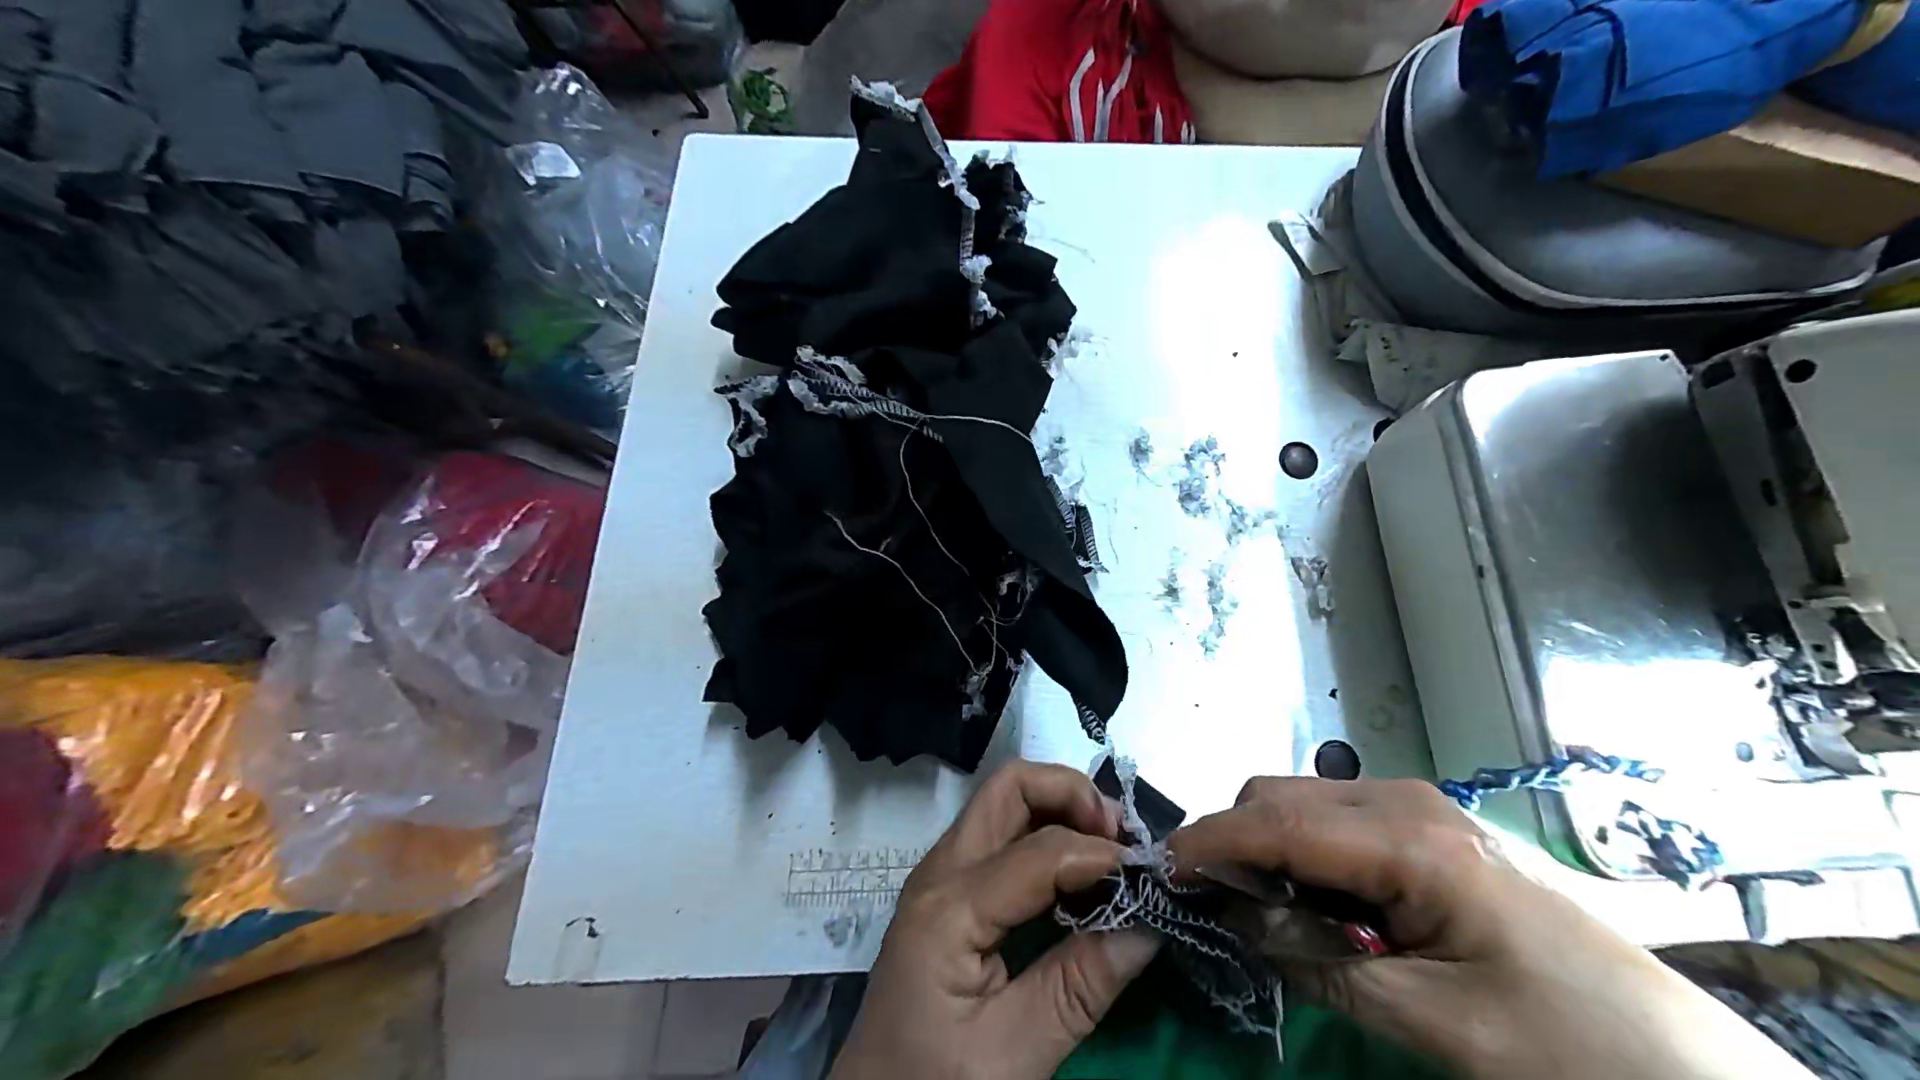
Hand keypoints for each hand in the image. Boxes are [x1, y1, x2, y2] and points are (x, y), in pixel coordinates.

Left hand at [830, 761, 1162, 1079]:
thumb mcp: (1012, 1051)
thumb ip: (1080, 986)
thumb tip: (1149, 923)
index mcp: (949, 906)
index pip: (1037, 850)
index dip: (1097, 854)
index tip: (1145, 878)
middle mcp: (941, 869)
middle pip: (1009, 788)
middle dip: (1071, 794)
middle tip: (1120, 837)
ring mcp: (943, 872)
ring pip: (1005, 800)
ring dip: (1061, 806)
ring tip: (1109, 846)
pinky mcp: (952, 886)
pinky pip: (1002, 831)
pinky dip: (1047, 829)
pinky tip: (1079, 867)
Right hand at [1171, 777, 1811, 1079]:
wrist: (1694, 1072)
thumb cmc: (1570, 1051)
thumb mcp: (1434, 1023)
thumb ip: (1318, 962)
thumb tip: (1230, 919)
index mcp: (1411, 839)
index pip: (1276, 822)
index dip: (1209, 843)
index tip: (1161, 871)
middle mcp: (1406, 800)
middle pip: (1279, 797)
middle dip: (1232, 841)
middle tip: (1216, 907)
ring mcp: (1419, 809)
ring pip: (1301, 803)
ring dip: (1265, 848)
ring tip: (1266, 913)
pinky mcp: (1427, 829)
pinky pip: (1334, 822)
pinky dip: (1302, 854)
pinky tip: (1317, 905)